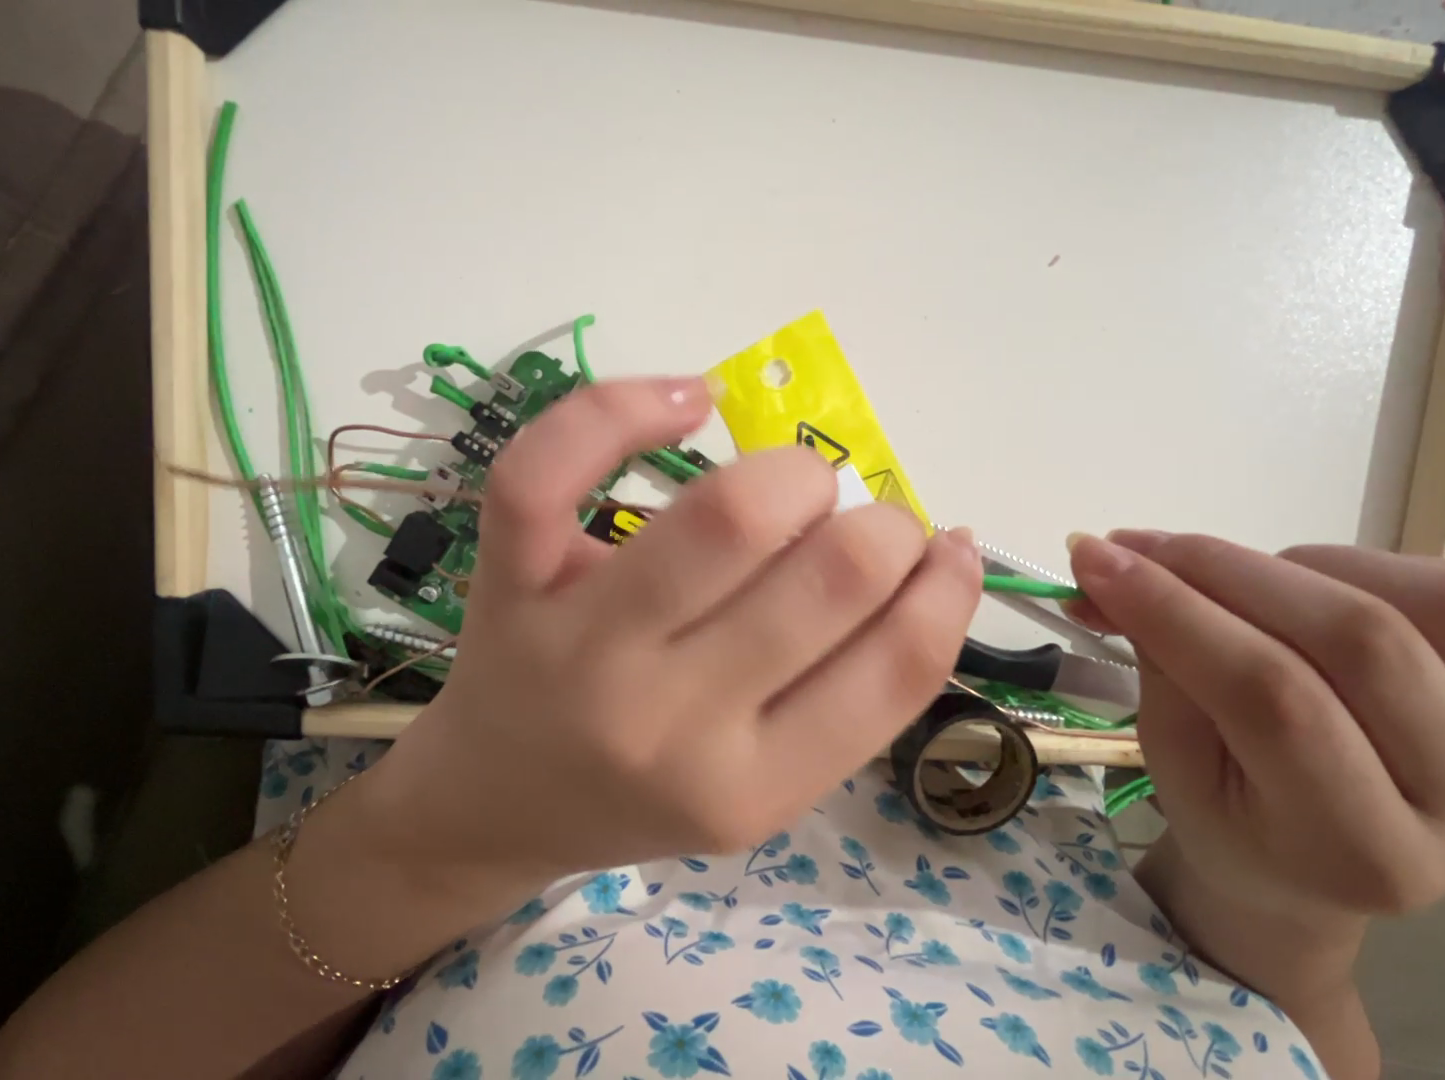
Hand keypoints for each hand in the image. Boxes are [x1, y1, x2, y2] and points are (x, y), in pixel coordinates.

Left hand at [358, 378, 982, 910]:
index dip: (946, 589)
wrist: (497, 803)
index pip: (895, 670)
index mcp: (750, 788)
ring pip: (723, 515)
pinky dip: (623, 409)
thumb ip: (848, 691)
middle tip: (866, 524)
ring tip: (797, 484)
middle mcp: (667, 721)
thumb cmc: (642, 794)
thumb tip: (934, 555)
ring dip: (794, 473)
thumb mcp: (763, 788)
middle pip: (825, 574)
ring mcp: (577, 645)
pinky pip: (551, 471)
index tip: (945, 548)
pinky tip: (690, 402)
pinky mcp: (508, 582)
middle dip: (881, 525)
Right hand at [1063, 531, 1444, 1065]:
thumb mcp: (1172, 765)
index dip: (1175, 611)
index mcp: (1361, 855)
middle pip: (1360, 640)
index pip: (1269, 698)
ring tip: (1245, 580)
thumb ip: (1161, 665)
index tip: (1095, 556)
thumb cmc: (1230, 824)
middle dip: (1230, 570)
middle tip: (1145, 545)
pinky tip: (1329, 589)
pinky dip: (1398, 569)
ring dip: (1314, 566)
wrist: (1322, 866)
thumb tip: (1113, 565)